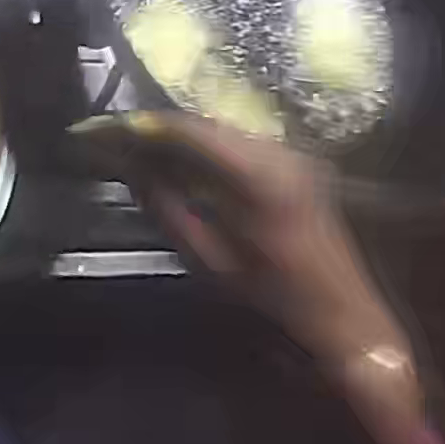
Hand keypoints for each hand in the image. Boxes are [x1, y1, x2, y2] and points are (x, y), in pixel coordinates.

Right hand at [72, 112, 444, 443]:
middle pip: (195, 123)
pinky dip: (192, 146)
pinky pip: (226, 142)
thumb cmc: (273, 298)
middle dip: (148, 128)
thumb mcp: (206, 256)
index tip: (99, 129)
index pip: (185, 130)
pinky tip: (169, 159)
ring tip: (129, 146)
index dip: (137, 125)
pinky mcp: (287, 160)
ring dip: (169, 135)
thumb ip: (162, 202)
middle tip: (106, 136)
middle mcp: (273, 150)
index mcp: (256, 174)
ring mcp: (285, 152)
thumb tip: (125, 164)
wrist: (346, 320)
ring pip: (209, 128)